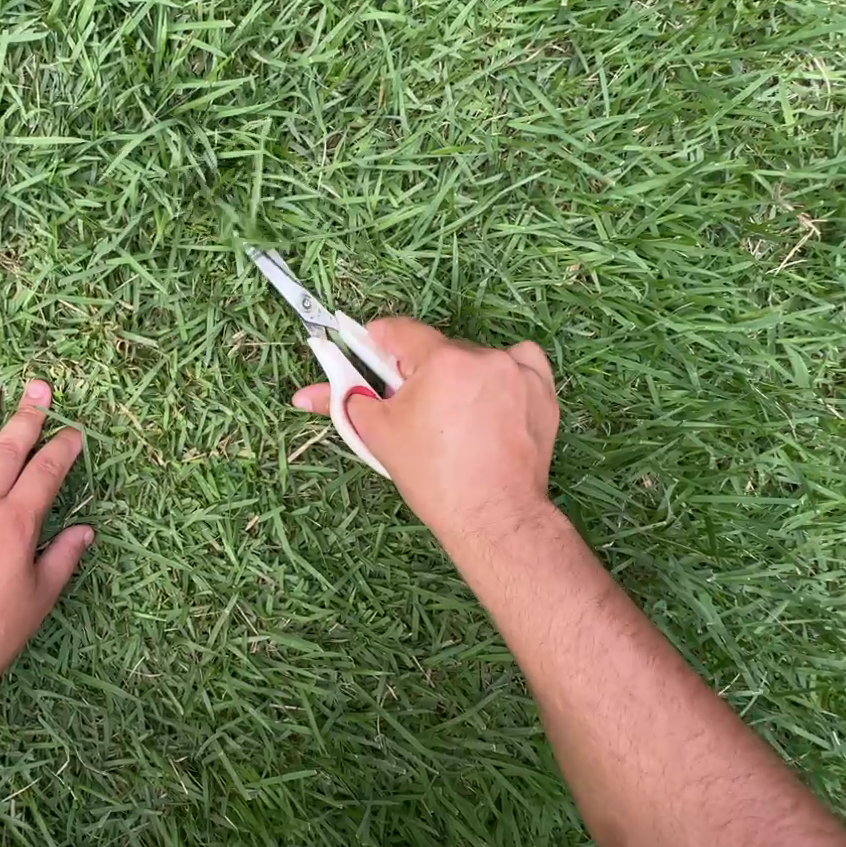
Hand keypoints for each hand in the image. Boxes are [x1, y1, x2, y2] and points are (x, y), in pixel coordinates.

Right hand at [293, 317, 558, 548]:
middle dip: (416, 370)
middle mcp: (483, 357)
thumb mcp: (377, 434)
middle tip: (407, 406)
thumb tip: (302, 395)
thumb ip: (341, 401)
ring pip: (471, 358)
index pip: (397, 330)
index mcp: (441, 361)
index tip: (366, 357)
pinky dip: (499, 376)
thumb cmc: (431, 475)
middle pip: (434, 348)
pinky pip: (517, 364)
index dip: (374, 342)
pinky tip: (487, 402)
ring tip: (449, 414)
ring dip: (455, 376)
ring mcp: (519, 372)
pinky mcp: (543, 390)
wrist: (493, 515)